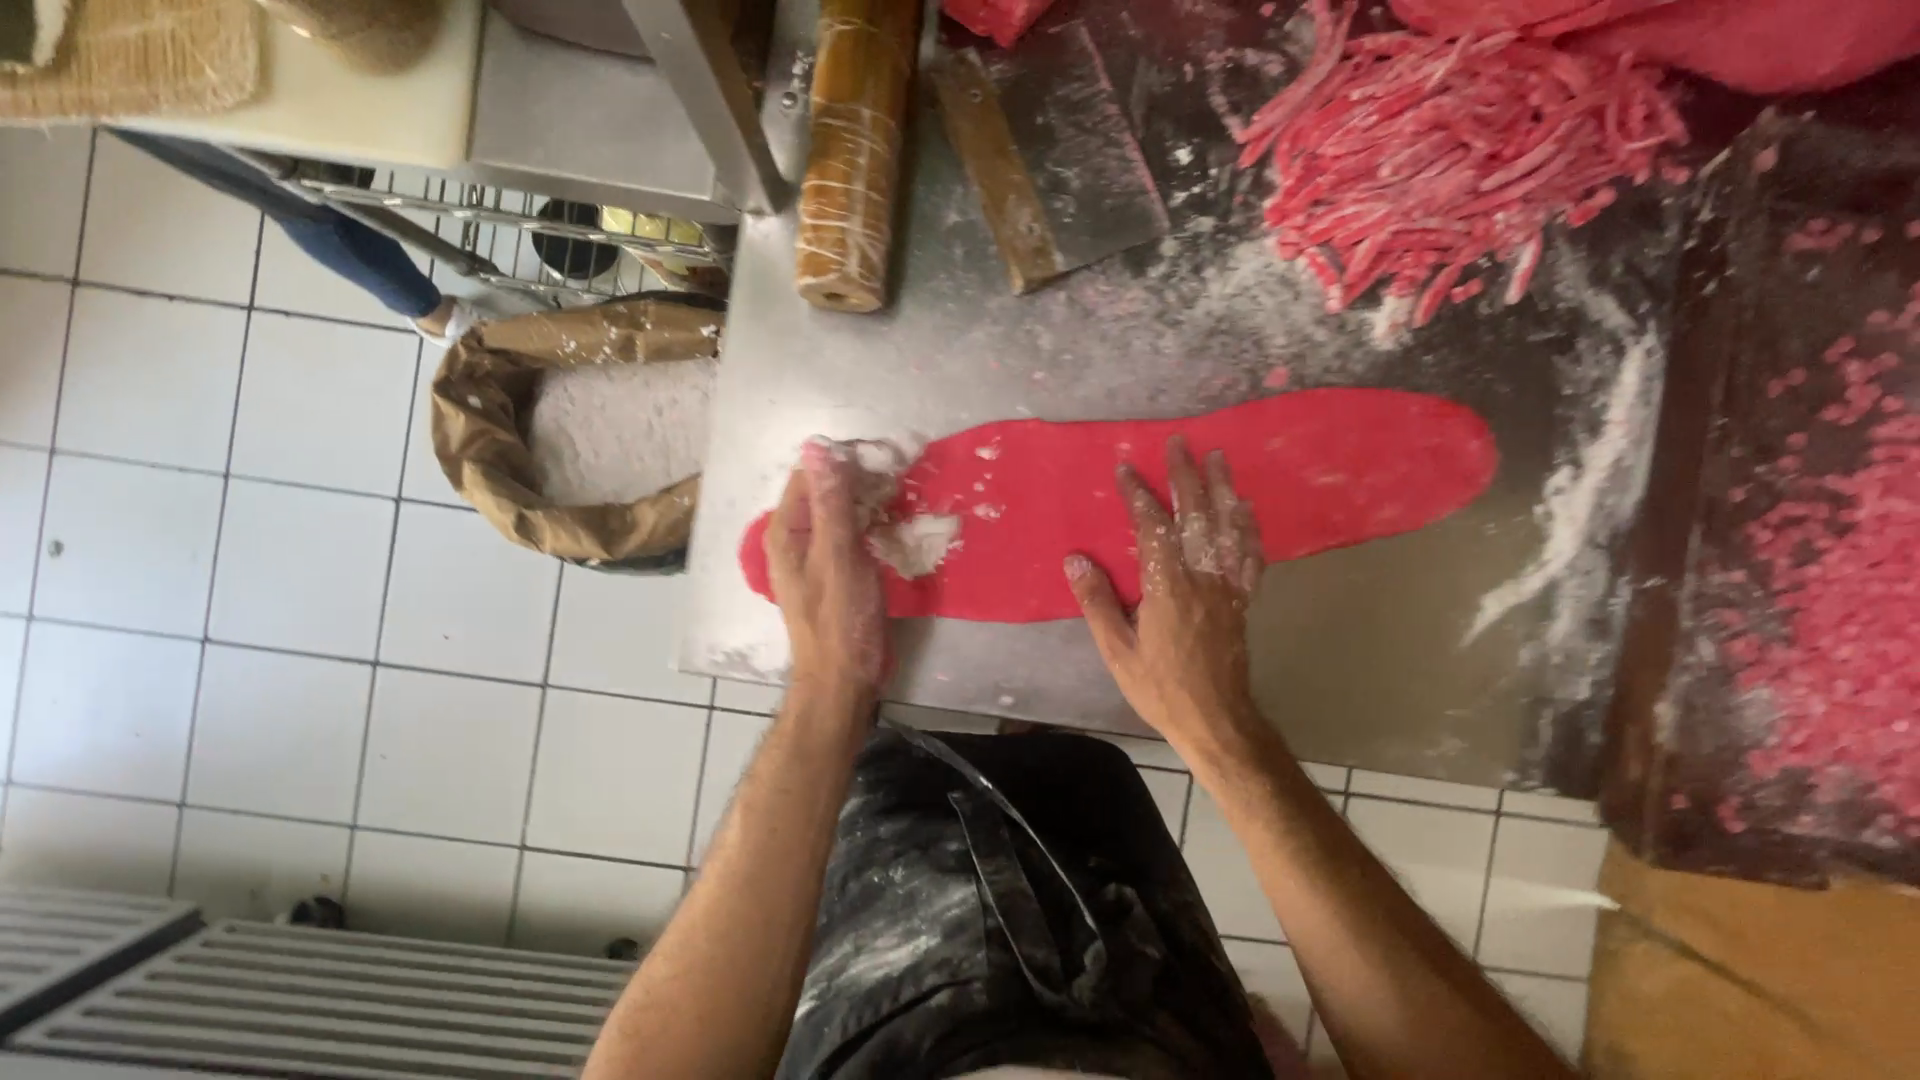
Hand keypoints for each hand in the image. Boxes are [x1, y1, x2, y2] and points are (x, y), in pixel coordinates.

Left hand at [764, 440, 888, 708]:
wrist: (844, 678)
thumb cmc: (840, 620)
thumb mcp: (838, 556)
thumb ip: (830, 502)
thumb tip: (817, 446)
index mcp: (787, 529)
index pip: (810, 472)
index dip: (845, 461)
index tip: (884, 459)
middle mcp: (797, 536)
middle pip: (827, 489)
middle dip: (862, 480)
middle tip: (901, 477)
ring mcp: (818, 554)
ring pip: (844, 510)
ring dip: (871, 501)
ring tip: (904, 498)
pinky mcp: (839, 569)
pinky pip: (854, 533)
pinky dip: (874, 524)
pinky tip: (898, 525)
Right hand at [1065, 436, 1268, 763]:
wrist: (1215, 719)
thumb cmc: (1160, 687)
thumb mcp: (1117, 650)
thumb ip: (1097, 602)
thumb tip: (1075, 558)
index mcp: (1167, 588)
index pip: (1152, 529)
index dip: (1139, 495)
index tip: (1126, 469)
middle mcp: (1202, 578)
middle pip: (1195, 517)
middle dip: (1186, 476)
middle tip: (1179, 443)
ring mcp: (1227, 588)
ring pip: (1227, 528)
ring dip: (1222, 489)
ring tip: (1218, 457)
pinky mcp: (1241, 601)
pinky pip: (1249, 557)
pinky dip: (1248, 528)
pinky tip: (1245, 508)